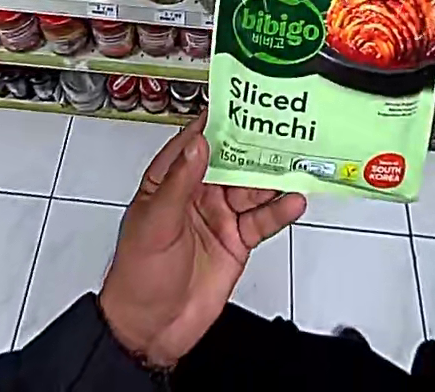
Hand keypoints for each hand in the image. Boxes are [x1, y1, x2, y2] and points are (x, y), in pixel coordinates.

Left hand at [99, 115, 305, 367]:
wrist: (150, 332)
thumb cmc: (138, 274)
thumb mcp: (155, 222)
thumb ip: (180, 182)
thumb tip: (198, 142)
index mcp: (173, 178)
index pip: (198, 140)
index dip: (219, 120)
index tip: (242, 101)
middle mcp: (200, 191)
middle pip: (233, 160)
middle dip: (256, 146)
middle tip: (283, 129)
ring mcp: (221, 214)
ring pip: (253, 187)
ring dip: (274, 176)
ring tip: (296, 162)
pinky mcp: (238, 239)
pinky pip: (263, 219)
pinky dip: (280, 210)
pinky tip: (294, 200)